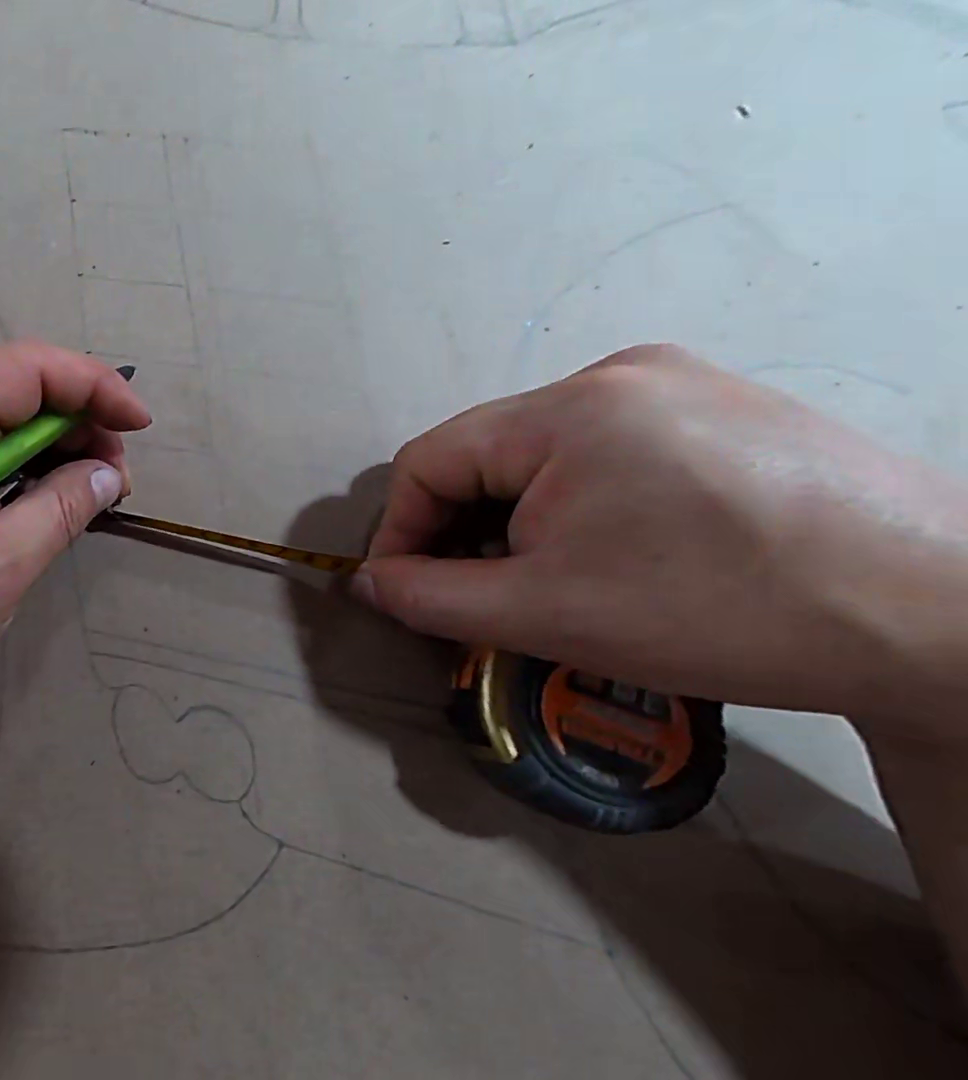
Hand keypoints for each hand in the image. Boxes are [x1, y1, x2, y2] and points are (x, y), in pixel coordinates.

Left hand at [0, 341, 150, 727]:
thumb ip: (59, 508)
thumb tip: (106, 474)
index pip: (20, 370)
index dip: (90, 384)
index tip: (137, 425)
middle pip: (4, 395)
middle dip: (72, 424)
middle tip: (113, 476)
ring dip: (43, 451)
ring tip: (84, 493)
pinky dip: (9, 473)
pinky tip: (35, 502)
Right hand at [355, 345, 967, 737]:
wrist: (956, 618)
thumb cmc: (721, 611)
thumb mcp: (543, 614)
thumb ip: (428, 597)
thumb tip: (366, 582)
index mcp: (570, 410)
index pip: (428, 460)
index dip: (398, 529)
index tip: (403, 589)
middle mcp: (617, 376)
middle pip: (483, 454)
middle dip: (458, 526)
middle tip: (470, 590)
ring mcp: (676, 384)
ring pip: (537, 453)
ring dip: (511, 515)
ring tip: (537, 575)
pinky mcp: (720, 407)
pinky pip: (599, 449)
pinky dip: (570, 500)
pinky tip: (604, 547)